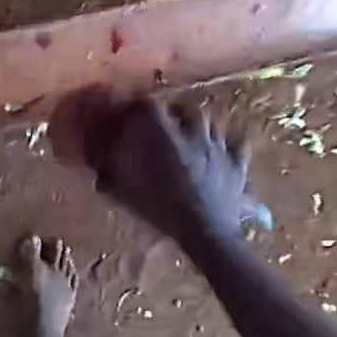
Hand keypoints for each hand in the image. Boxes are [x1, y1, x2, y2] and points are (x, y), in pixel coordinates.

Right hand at [54, 89, 258, 243]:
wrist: (205, 232)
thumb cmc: (161, 209)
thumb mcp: (125, 192)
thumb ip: (109, 176)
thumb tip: (97, 171)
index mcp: (162, 134)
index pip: (148, 104)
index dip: (138, 104)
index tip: (131, 110)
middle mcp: (192, 132)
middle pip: (184, 108)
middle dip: (173, 111)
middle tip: (164, 121)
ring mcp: (219, 147)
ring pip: (211, 122)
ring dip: (200, 124)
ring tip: (192, 131)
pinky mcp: (238, 165)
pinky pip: (238, 144)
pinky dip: (230, 142)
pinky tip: (224, 146)